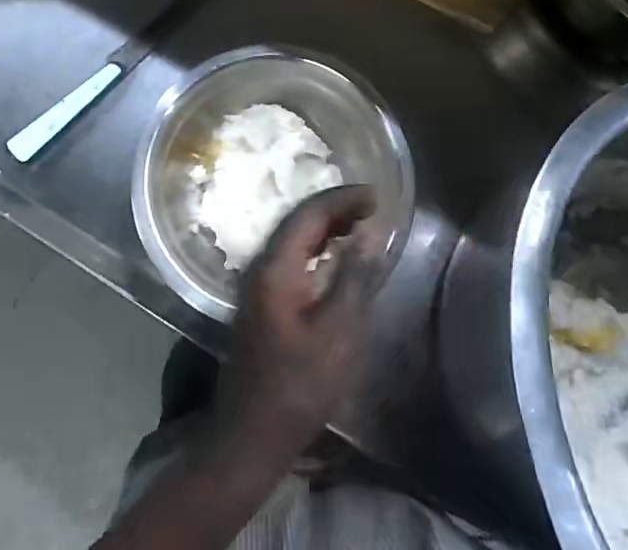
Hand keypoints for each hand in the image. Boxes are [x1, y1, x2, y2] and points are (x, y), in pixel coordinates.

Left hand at [213, 184, 387, 472]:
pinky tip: (334, 257)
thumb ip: (353, 278)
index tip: (375, 194)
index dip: (342, 199)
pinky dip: (314, 248)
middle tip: (372, 206)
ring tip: (360, 224)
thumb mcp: (338, 333)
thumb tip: (368, 233)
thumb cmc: (300, 384)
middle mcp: (259, 266)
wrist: (253, 433)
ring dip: (325, 227)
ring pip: (292, 239)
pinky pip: (289, 258)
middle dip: (334, 208)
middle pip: (297, 222)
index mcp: (275, 267)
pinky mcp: (260, 301)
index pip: (308, 214)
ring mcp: (256, 284)